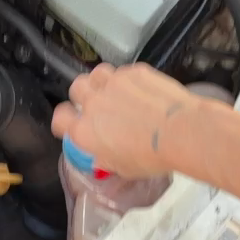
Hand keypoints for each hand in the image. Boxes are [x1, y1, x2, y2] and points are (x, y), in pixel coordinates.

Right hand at [50, 63, 222, 178]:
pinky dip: (127, 80)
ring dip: (101, 82)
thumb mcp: (123, 168)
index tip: (70, 124)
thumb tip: (103, 155)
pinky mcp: (134, 72)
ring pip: (96, 74)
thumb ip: (106, 158)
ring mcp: (113, 83)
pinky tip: (140, 90)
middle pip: (76, 89)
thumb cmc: (151, 157)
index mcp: (85, 131)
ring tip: (114, 92)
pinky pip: (123, 72)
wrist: (179, 132)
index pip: (60, 118)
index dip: (63, 121)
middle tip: (96, 106)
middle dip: (82, 96)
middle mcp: (94, 103)